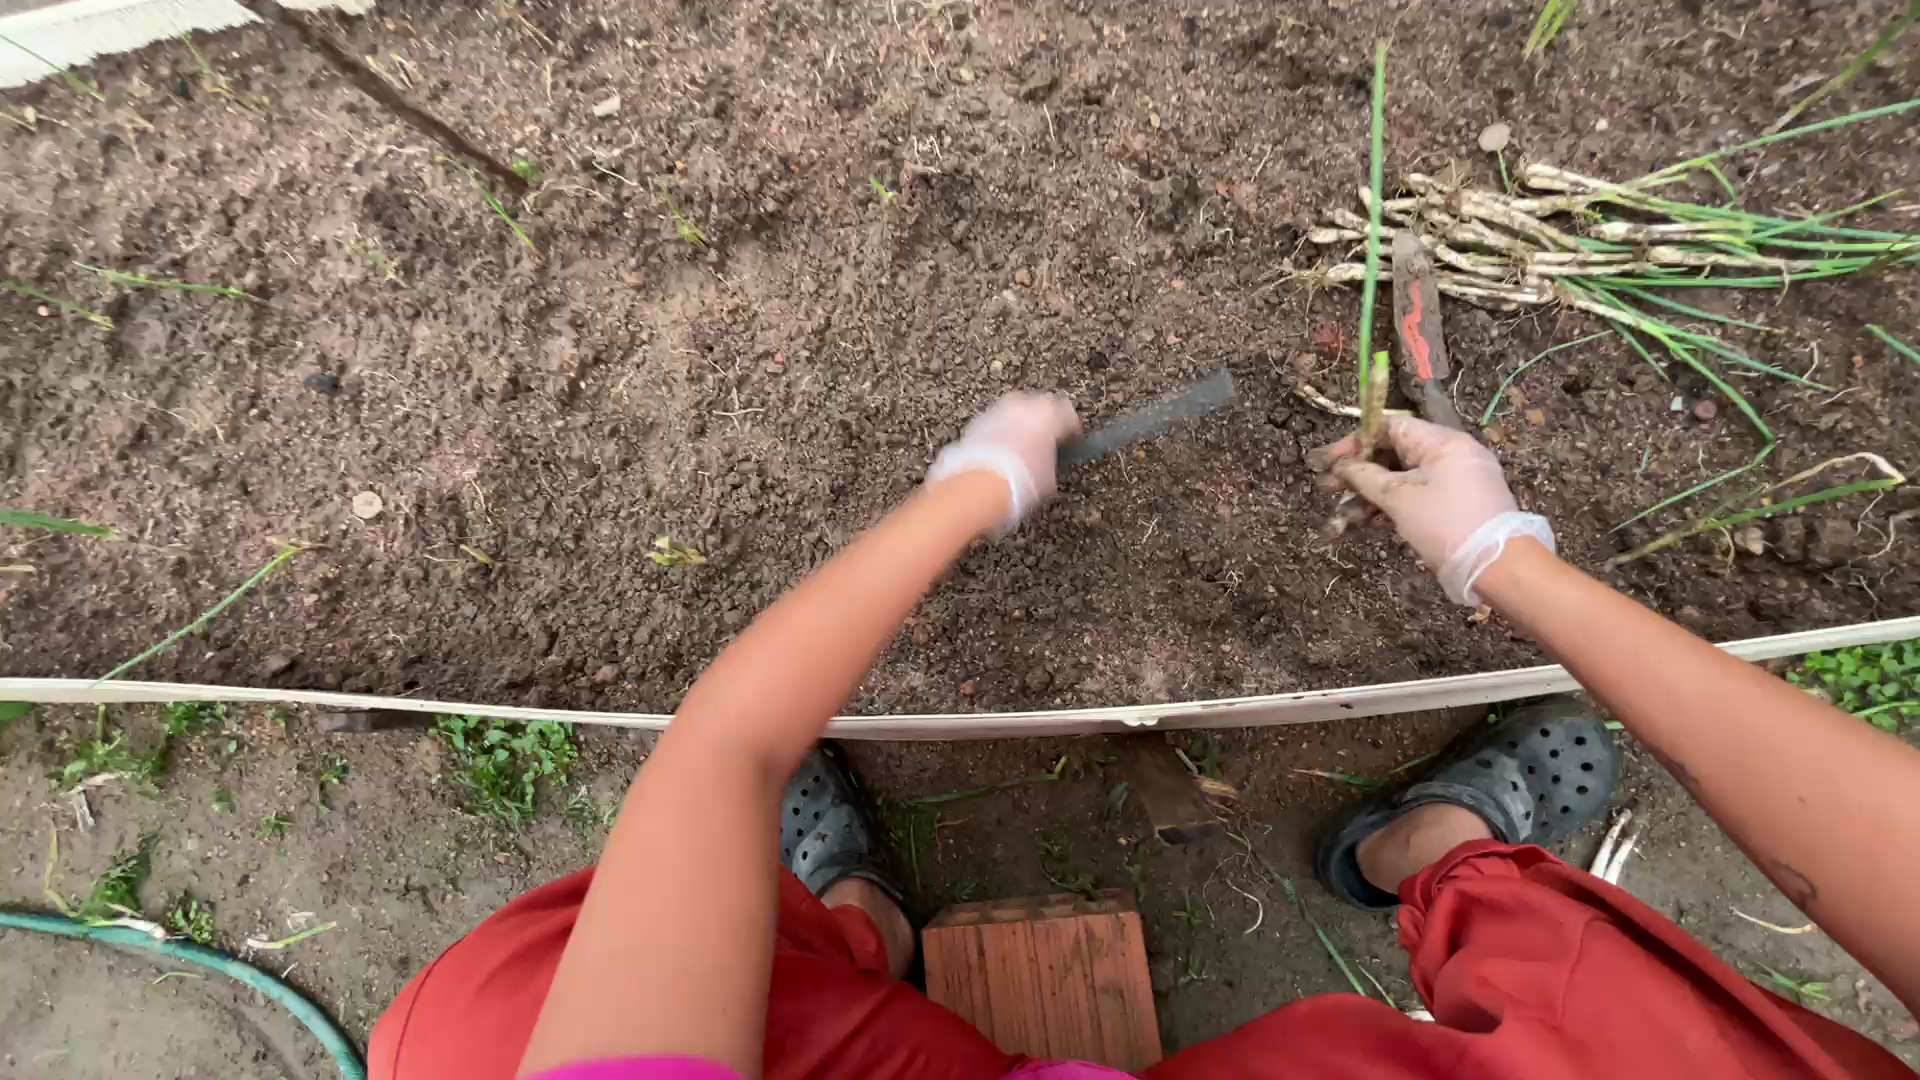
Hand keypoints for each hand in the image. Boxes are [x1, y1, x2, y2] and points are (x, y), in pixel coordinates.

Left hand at [926, 392, 1080, 530]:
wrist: (981, 485)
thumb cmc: (1019, 481)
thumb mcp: (1049, 476)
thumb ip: (1053, 459)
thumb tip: (1049, 461)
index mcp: (1050, 415)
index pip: (1068, 414)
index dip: (1071, 429)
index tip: (1071, 439)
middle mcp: (1025, 405)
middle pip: (1041, 405)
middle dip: (1044, 420)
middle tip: (1046, 440)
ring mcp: (1000, 410)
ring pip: (1016, 410)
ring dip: (1021, 423)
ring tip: (1021, 445)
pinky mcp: (979, 420)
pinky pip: (996, 421)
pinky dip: (1001, 430)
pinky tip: (1001, 449)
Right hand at [1317, 415, 1553, 604]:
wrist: (1496, 565)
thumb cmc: (1444, 522)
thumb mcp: (1398, 497)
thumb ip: (1365, 477)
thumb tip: (1341, 466)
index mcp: (1442, 442)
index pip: (1391, 426)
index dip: (1356, 440)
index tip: (1329, 460)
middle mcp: (1449, 455)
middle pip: (1393, 453)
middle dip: (1358, 471)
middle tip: (1328, 487)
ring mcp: (1452, 481)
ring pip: (1400, 478)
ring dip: (1368, 493)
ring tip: (1342, 512)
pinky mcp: (1451, 504)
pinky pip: (1413, 495)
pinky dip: (1388, 506)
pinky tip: (1365, 522)